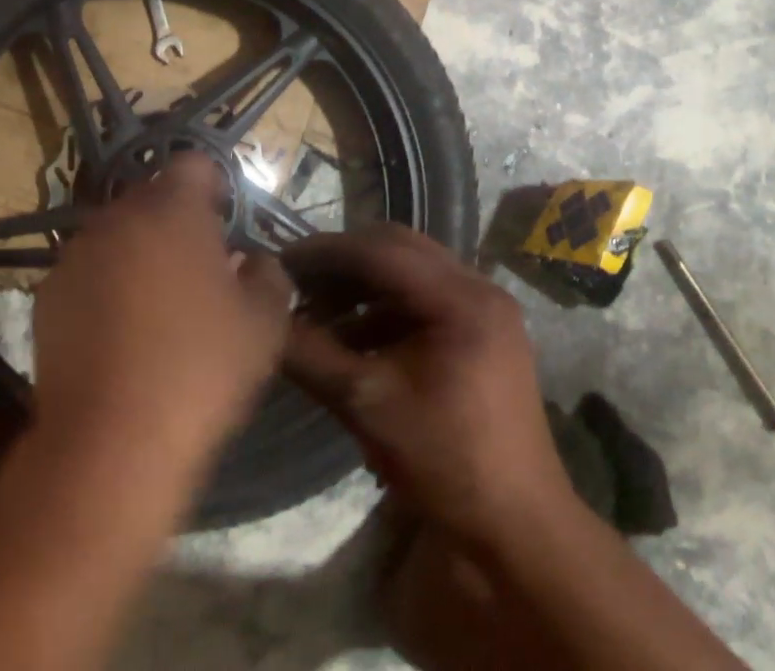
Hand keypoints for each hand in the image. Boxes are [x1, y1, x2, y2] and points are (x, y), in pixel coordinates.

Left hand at [32, 153, 293, 459]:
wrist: (112, 436)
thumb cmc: (200, 370)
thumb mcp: (264, 325)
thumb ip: (269, 277)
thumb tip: (253, 262)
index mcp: (170, 211)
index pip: (193, 165)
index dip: (215, 188)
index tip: (226, 227)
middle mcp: (114, 219)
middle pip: (149, 200)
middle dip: (176, 225)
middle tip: (198, 273)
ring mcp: (73, 255)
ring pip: (114, 238)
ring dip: (137, 256)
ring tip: (156, 309)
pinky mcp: (46, 294)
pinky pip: (85, 274)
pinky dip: (103, 288)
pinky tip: (117, 335)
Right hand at [281, 226, 575, 545]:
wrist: (512, 525)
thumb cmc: (442, 458)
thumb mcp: (363, 401)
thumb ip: (307, 352)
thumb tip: (262, 315)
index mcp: (461, 300)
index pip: (378, 250)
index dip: (322, 253)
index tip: (276, 264)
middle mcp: (480, 291)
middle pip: (396, 250)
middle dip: (340, 264)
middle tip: (295, 284)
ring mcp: (485, 313)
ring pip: (408, 274)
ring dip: (358, 287)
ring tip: (315, 316)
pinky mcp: (480, 337)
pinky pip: (421, 301)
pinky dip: (380, 311)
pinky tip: (348, 342)